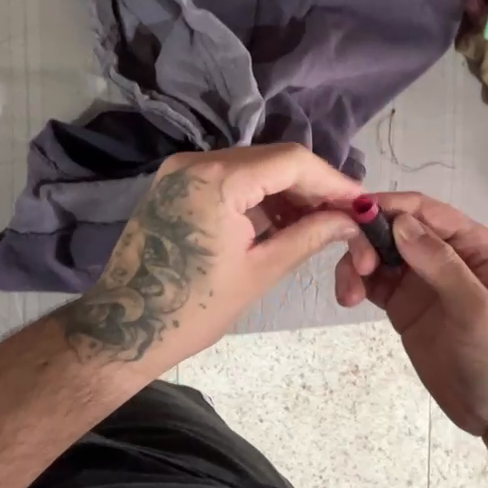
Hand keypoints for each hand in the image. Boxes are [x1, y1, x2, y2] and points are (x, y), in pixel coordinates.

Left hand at [57, 143, 361, 374]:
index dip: (333, 181)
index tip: (363, 202)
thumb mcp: (260, 270)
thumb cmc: (192, 308)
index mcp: (217, 179)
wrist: (125, 328)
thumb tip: (351, 221)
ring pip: (252, 167)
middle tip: (346, 215)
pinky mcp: (174, 185)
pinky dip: (258, 196)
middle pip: (272, 159)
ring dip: (287, 191)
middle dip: (312, 186)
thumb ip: (309, 235)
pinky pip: (228, 179)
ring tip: (319, 222)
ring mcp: (180, 171)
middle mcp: (196, 162)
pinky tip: (283, 220)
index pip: (291, 161)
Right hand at [334, 193, 487, 436]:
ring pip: (379, 255)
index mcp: (474, 246)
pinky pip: (374, 284)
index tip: (352, 215)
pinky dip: (356, 284)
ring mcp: (423, 283)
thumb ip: (441, 265)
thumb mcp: (479, 310)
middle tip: (356, 270)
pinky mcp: (406, 308)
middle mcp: (445, 256)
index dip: (389, 207)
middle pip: (395, 229)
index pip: (425, 211)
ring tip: (348, 294)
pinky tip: (347, 299)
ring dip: (356, 264)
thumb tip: (400, 223)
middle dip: (367, 239)